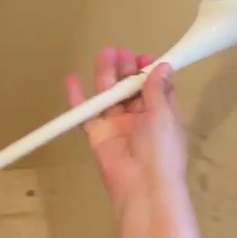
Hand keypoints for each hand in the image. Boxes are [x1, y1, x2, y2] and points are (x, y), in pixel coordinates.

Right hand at [65, 47, 189, 214]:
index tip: (143, 56)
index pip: (154, 87)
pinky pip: (86, 114)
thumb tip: (163, 67)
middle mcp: (140, 118)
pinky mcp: (98, 135)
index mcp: (162, 114)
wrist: (142, 185)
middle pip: (130, 88)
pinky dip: (77, 98)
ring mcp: (117, 126)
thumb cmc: (161, 149)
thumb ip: (158, 90)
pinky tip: (71, 80)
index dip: (148, 71)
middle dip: (126, 69)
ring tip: (103, 54)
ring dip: (106, 75)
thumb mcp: (164, 115)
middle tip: (120, 52)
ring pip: (109, 96)